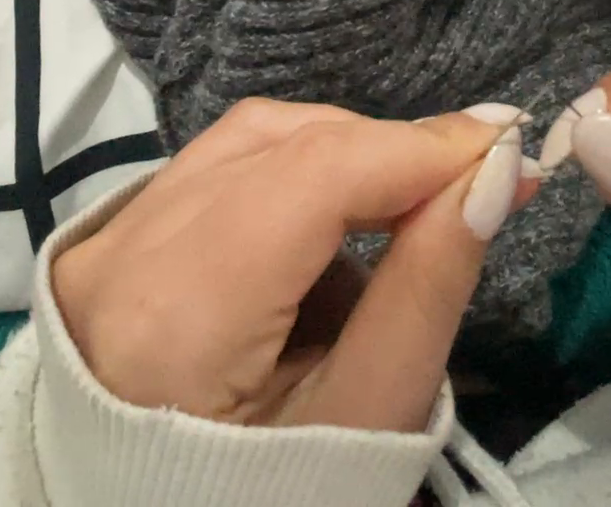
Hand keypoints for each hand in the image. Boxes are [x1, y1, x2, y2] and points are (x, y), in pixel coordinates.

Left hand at [51, 99, 537, 432]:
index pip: (311, 177)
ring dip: (339, 156)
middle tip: (468, 175)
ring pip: (246, 139)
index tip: (504, 143)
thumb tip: (491, 177)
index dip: (416, 147)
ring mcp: (106, 236)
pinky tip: (326, 224)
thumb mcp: (367, 415)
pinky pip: (216, 163)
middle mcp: (122, 251)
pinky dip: (290, 171)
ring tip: (400, 206)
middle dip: (385, 151)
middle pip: (277, 144)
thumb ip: (426, 288)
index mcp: (177, 314)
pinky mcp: (111, 233)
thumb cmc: (269, 491)